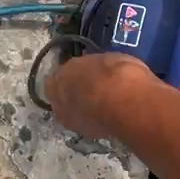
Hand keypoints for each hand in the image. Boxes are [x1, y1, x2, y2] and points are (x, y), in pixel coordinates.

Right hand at [45, 52, 159, 139]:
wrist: (124, 98)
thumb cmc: (94, 116)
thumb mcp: (74, 123)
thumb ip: (68, 111)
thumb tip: (70, 109)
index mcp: (55, 84)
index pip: (52, 86)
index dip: (62, 94)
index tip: (72, 102)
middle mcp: (70, 66)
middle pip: (73, 72)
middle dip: (81, 82)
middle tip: (93, 98)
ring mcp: (94, 58)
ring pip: (94, 66)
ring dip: (101, 77)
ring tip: (114, 94)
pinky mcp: (117, 55)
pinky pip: (114, 65)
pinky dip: (119, 74)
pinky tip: (128, 87)